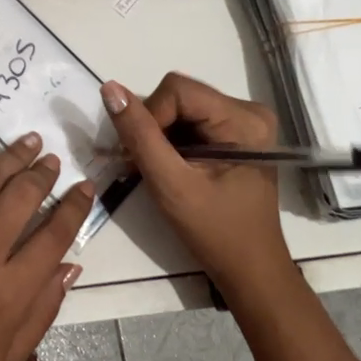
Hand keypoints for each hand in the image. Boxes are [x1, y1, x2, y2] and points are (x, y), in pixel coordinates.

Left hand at [0, 132, 94, 360]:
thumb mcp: (9, 359)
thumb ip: (42, 309)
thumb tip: (71, 265)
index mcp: (10, 293)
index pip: (54, 236)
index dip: (74, 208)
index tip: (85, 187)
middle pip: (20, 200)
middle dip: (42, 175)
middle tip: (55, 159)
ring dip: (10, 158)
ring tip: (30, 141)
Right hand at [101, 73, 290, 290]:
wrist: (250, 271)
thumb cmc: (215, 232)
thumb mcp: (171, 185)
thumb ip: (140, 135)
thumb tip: (110, 89)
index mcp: (244, 119)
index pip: (177, 90)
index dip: (149, 116)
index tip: (138, 155)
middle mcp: (248, 110)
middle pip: (179, 96)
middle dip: (153, 126)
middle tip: (138, 163)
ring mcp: (244, 121)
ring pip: (181, 107)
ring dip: (158, 134)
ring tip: (150, 167)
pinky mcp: (235, 134)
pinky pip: (190, 120)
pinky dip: (171, 140)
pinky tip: (166, 165)